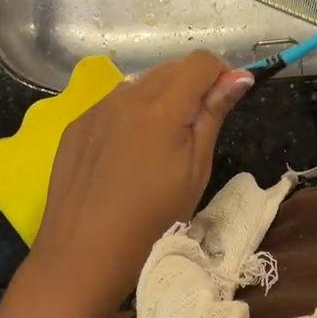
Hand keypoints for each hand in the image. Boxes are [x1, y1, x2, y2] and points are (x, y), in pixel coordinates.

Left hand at [32, 51, 252, 298]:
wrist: (82, 256)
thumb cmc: (153, 219)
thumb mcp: (196, 170)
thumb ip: (214, 115)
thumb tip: (239, 77)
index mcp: (162, 106)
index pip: (200, 61)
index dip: (220, 74)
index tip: (223, 102)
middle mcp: (127, 95)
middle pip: (171, 68)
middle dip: (192, 86)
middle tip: (194, 129)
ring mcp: (97, 108)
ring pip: (141, 83)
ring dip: (160, 98)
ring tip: (158, 145)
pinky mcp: (77, 124)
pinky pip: (113, 103)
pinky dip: (130, 114)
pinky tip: (126, 155)